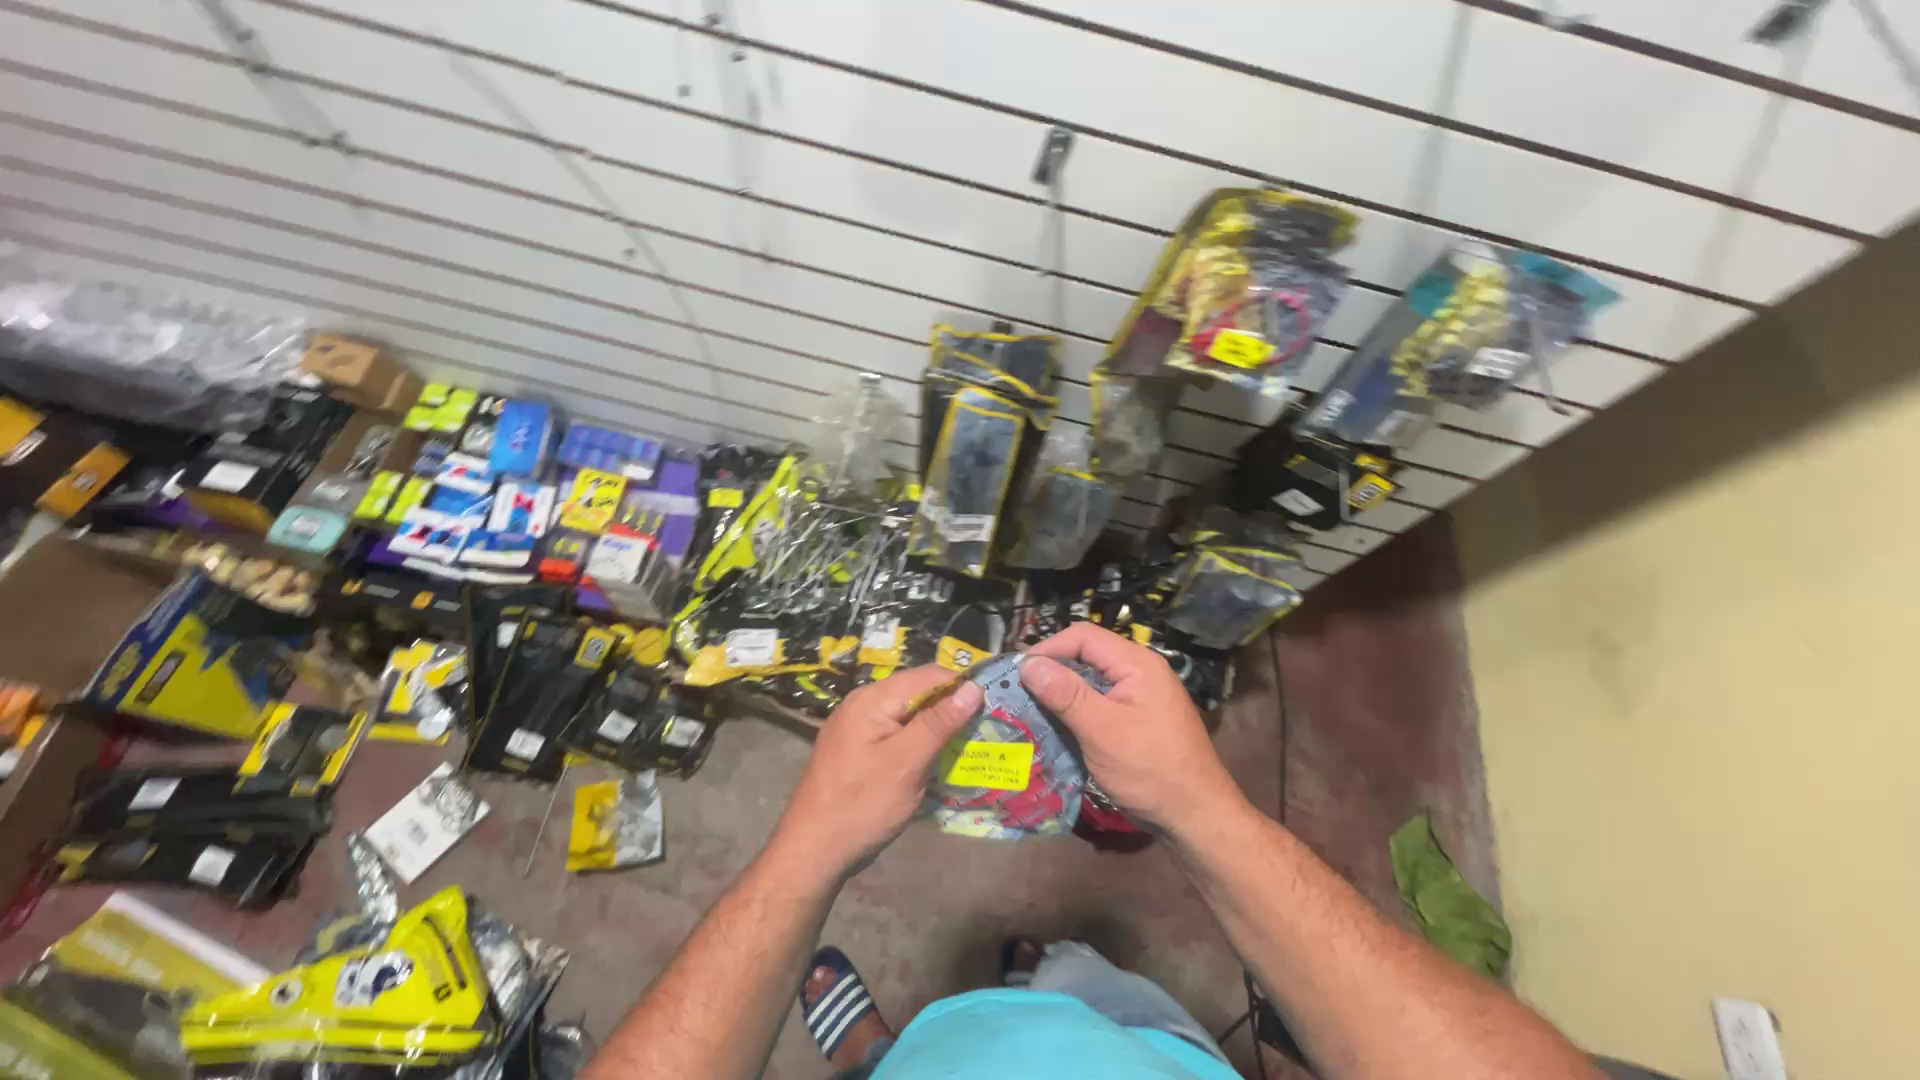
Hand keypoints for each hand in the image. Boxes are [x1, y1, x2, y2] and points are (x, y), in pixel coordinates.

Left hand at [769, 665, 982, 877]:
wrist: (812, 852)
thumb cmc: (861, 805)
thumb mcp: (906, 763)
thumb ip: (938, 723)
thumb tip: (973, 687)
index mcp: (872, 699)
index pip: (929, 675)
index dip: (963, 686)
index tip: (994, 707)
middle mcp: (864, 704)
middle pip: (920, 693)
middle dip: (953, 709)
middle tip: (987, 731)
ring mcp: (859, 728)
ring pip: (910, 716)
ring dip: (939, 730)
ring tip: (970, 748)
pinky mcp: (859, 750)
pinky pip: (898, 736)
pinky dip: (920, 745)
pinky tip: (939, 764)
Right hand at [1020, 623, 1245, 834]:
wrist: (1196, 817)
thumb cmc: (1151, 771)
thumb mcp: (1103, 731)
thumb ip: (1066, 695)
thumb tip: (1028, 664)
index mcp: (1137, 664)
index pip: (1083, 636)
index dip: (1048, 649)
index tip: (1018, 673)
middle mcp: (1141, 672)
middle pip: (1087, 655)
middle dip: (1052, 670)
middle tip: (1018, 692)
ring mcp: (1141, 696)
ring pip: (1091, 681)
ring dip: (1062, 693)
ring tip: (1030, 710)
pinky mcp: (1138, 719)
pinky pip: (1100, 703)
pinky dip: (1077, 711)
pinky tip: (1057, 728)